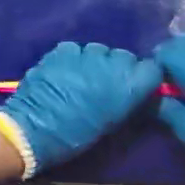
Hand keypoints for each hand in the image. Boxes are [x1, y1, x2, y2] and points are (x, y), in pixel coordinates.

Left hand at [0, 42, 161, 175]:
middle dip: (115, 67)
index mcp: (130, 85)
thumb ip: (127, 101)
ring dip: (92, 61)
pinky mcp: (61, 51)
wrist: (34, 128)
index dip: (140, 76)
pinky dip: (70, 58)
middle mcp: (112, 64)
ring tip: (80, 76)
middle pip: (123, 56)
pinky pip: (73, 49)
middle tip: (102, 83)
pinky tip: (62, 71)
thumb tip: (136, 94)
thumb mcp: (112, 122)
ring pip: (97, 50)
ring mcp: (85, 54)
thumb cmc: (75, 135)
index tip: (131, 85)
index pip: (151, 68)